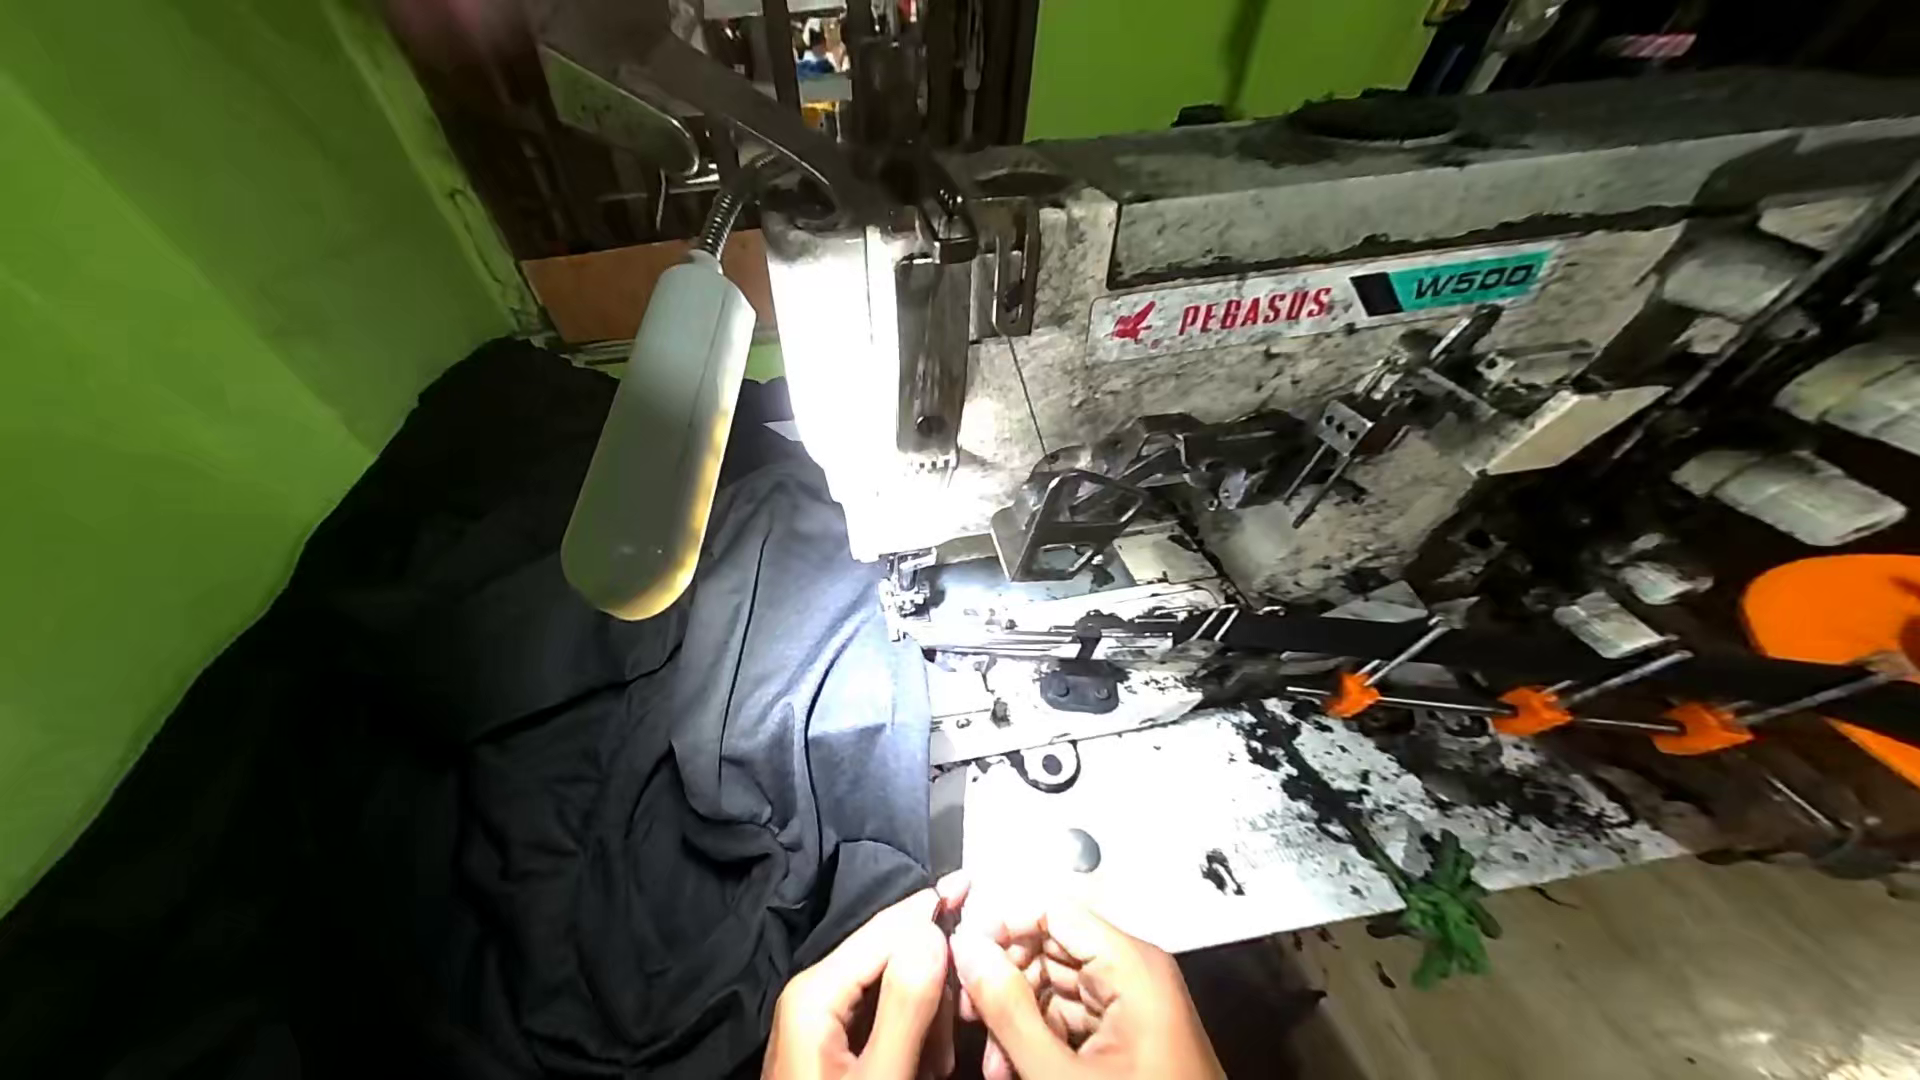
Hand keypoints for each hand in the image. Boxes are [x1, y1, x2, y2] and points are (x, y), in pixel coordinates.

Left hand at [763, 888, 955, 1079]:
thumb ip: (905, 1006)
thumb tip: (933, 931)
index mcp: (817, 991)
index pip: (887, 927)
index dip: (932, 906)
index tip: (972, 886)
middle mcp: (817, 991)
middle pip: (893, 952)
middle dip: (933, 988)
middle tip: (951, 1040)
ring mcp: (825, 1015)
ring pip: (897, 982)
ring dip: (928, 1018)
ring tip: (935, 1066)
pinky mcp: (835, 1040)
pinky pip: (887, 1012)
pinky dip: (914, 1033)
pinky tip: (922, 1066)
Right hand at [948, 891, 1222, 1079]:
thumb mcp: (1063, 1077)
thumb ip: (1010, 1010)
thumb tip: (969, 950)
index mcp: (1132, 966)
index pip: (1054, 910)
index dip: (1004, 926)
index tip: (964, 954)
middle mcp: (1135, 973)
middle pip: (1052, 947)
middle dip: (1007, 982)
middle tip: (970, 1014)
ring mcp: (1133, 1004)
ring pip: (1056, 985)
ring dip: (1018, 1017)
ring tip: (995, 1064)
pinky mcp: (1128, 1034)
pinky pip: (1072, 1016)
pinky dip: (1041, 1038)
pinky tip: (1015, 1070)